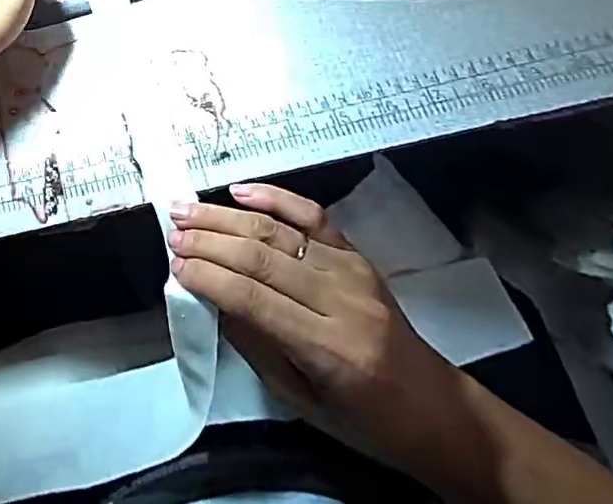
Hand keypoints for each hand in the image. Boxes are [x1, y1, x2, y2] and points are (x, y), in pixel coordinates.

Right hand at [167, 184, 471, 466]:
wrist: (440, 413)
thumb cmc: (365, 420)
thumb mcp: (300, 399)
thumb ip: (252, 342)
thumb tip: (207, 295)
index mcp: (332, 351)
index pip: (253, 299)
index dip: (208, 278)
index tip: (174, 267)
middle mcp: (345, 302)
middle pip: (261, 257)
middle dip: (208, 242)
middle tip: (172, 235)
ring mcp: (354, 272)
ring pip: (277, 231)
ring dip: (224, 218)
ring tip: (185, 211)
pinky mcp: (358, 255)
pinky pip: (312, 215)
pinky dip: (273, 198)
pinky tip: (238, 191)